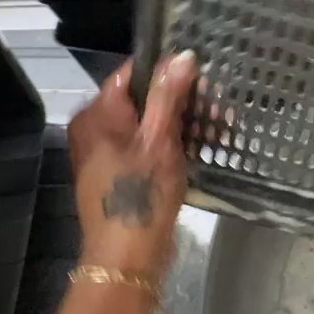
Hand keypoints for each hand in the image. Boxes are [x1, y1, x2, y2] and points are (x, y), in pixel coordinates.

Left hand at [69, 53, 197, 275]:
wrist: (126, 258)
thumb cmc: (140, 194)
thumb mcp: (159, 140)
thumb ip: (169, 95)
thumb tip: (182, 55)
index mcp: (96, 115)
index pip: (132, 74)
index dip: (167, 72)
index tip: (202, 78)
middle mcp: (94, 130)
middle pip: (142, 101)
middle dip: (182, 104)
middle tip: (219, 111)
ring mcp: (106, 155)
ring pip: (148, 126)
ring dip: (183, 127)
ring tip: (219, 131)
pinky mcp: (120, 176)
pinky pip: (147, 149)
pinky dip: (172, 147)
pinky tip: (201, 151)